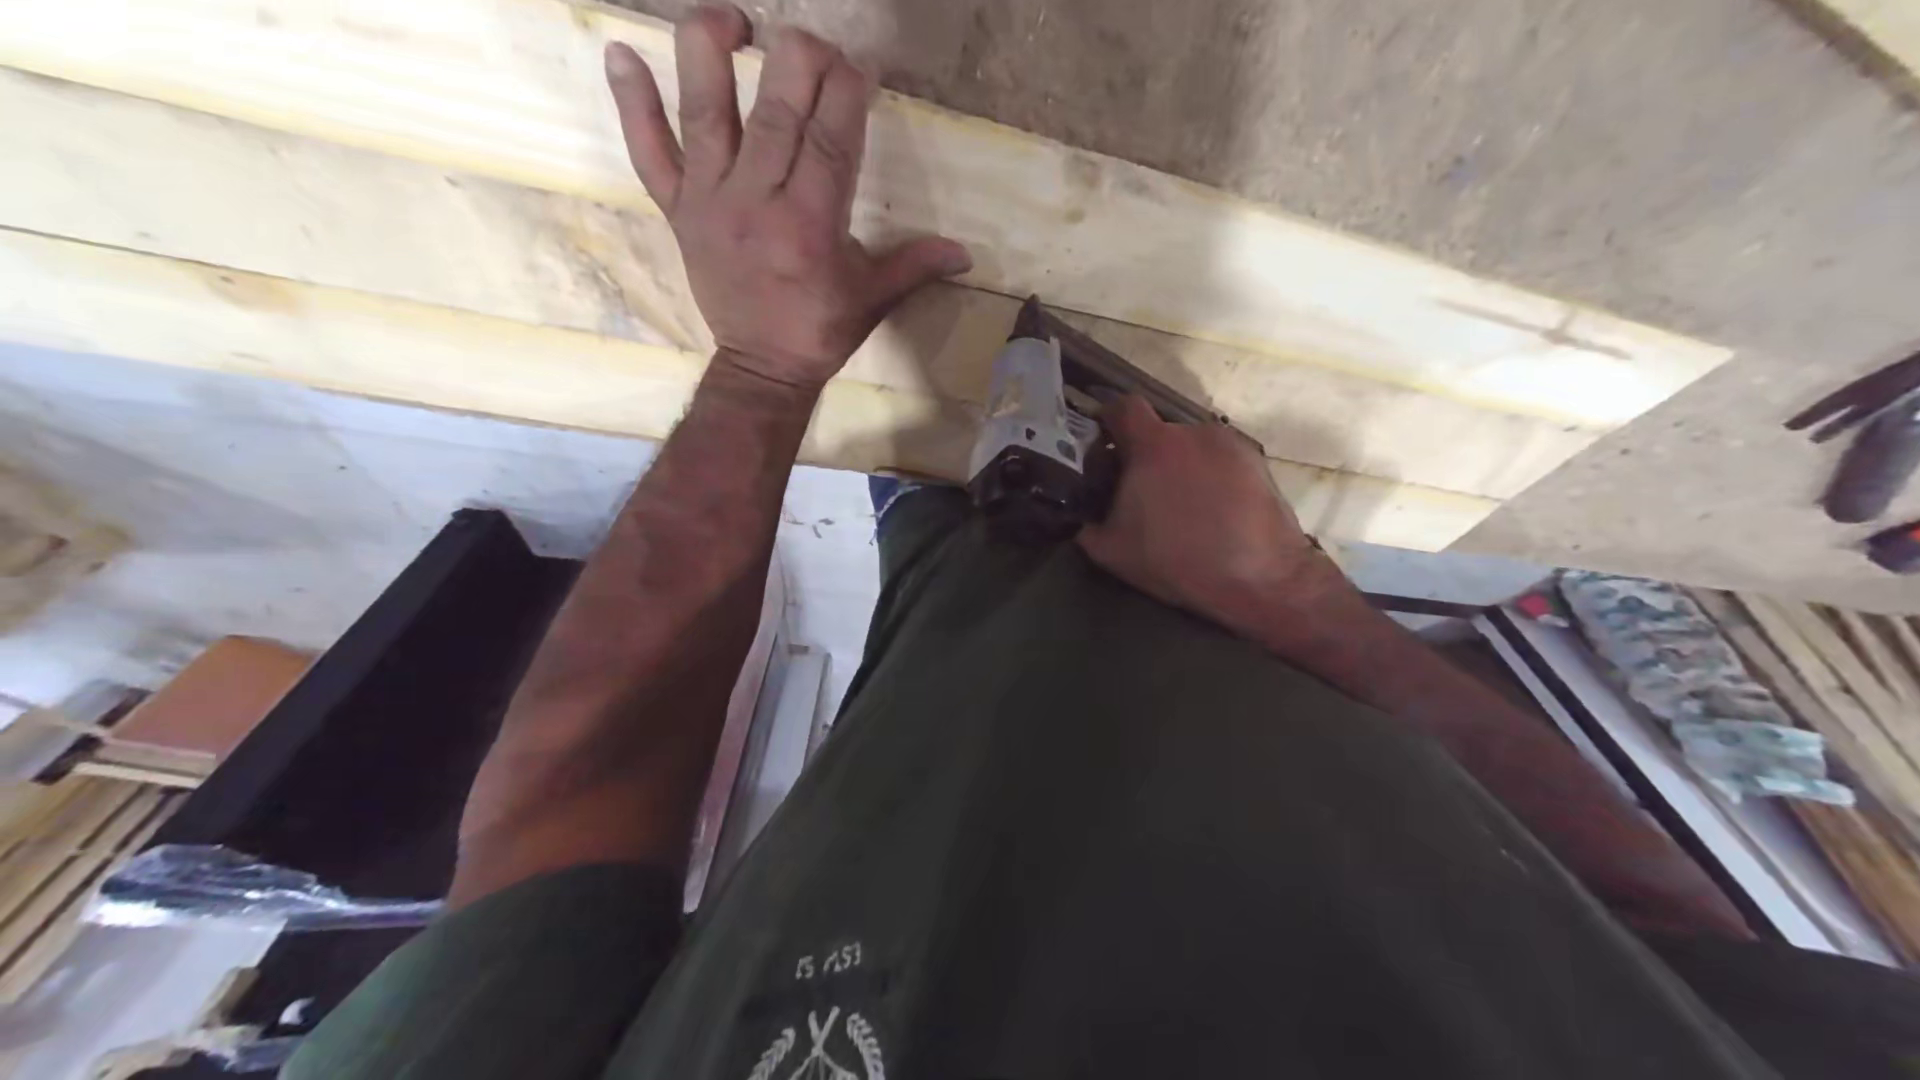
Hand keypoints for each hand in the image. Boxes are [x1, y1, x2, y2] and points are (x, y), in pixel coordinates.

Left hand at [605, 6, 971, 392]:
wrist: (762, 368)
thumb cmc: (822, 330)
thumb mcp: (874, 299)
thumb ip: (916, 265)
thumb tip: (967, 254)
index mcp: (810, 224)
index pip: (830, 136)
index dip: (848, 90)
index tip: (862, 67)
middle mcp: (757, 202)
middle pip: (776, 109)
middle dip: (800, 60)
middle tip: (817, 47)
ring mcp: (710, 202)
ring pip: (705, 111)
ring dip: (713, 50)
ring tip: (732, 18)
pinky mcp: (678, 211)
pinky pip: (648, 153)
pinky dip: (632, 105)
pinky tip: (618, 53)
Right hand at [1076, 397, 1346, 634]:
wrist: (1260, 578)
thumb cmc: (1178, 561)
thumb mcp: (1112, 552)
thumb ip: (1087, 524)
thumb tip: (1078, 515)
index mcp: (1153, 446)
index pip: (1123, 406)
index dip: (1109, 419)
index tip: (1104, 443)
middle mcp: (1192, 432)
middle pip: (1158, 430)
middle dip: (1146, 453)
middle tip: (1142, 489)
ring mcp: (1229, 444)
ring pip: (1191, 445)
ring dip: (1180, 464)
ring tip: (1183, 503)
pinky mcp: (1257, 461)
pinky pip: (1220, 458)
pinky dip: (1210, 474)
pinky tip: (1213, 509)